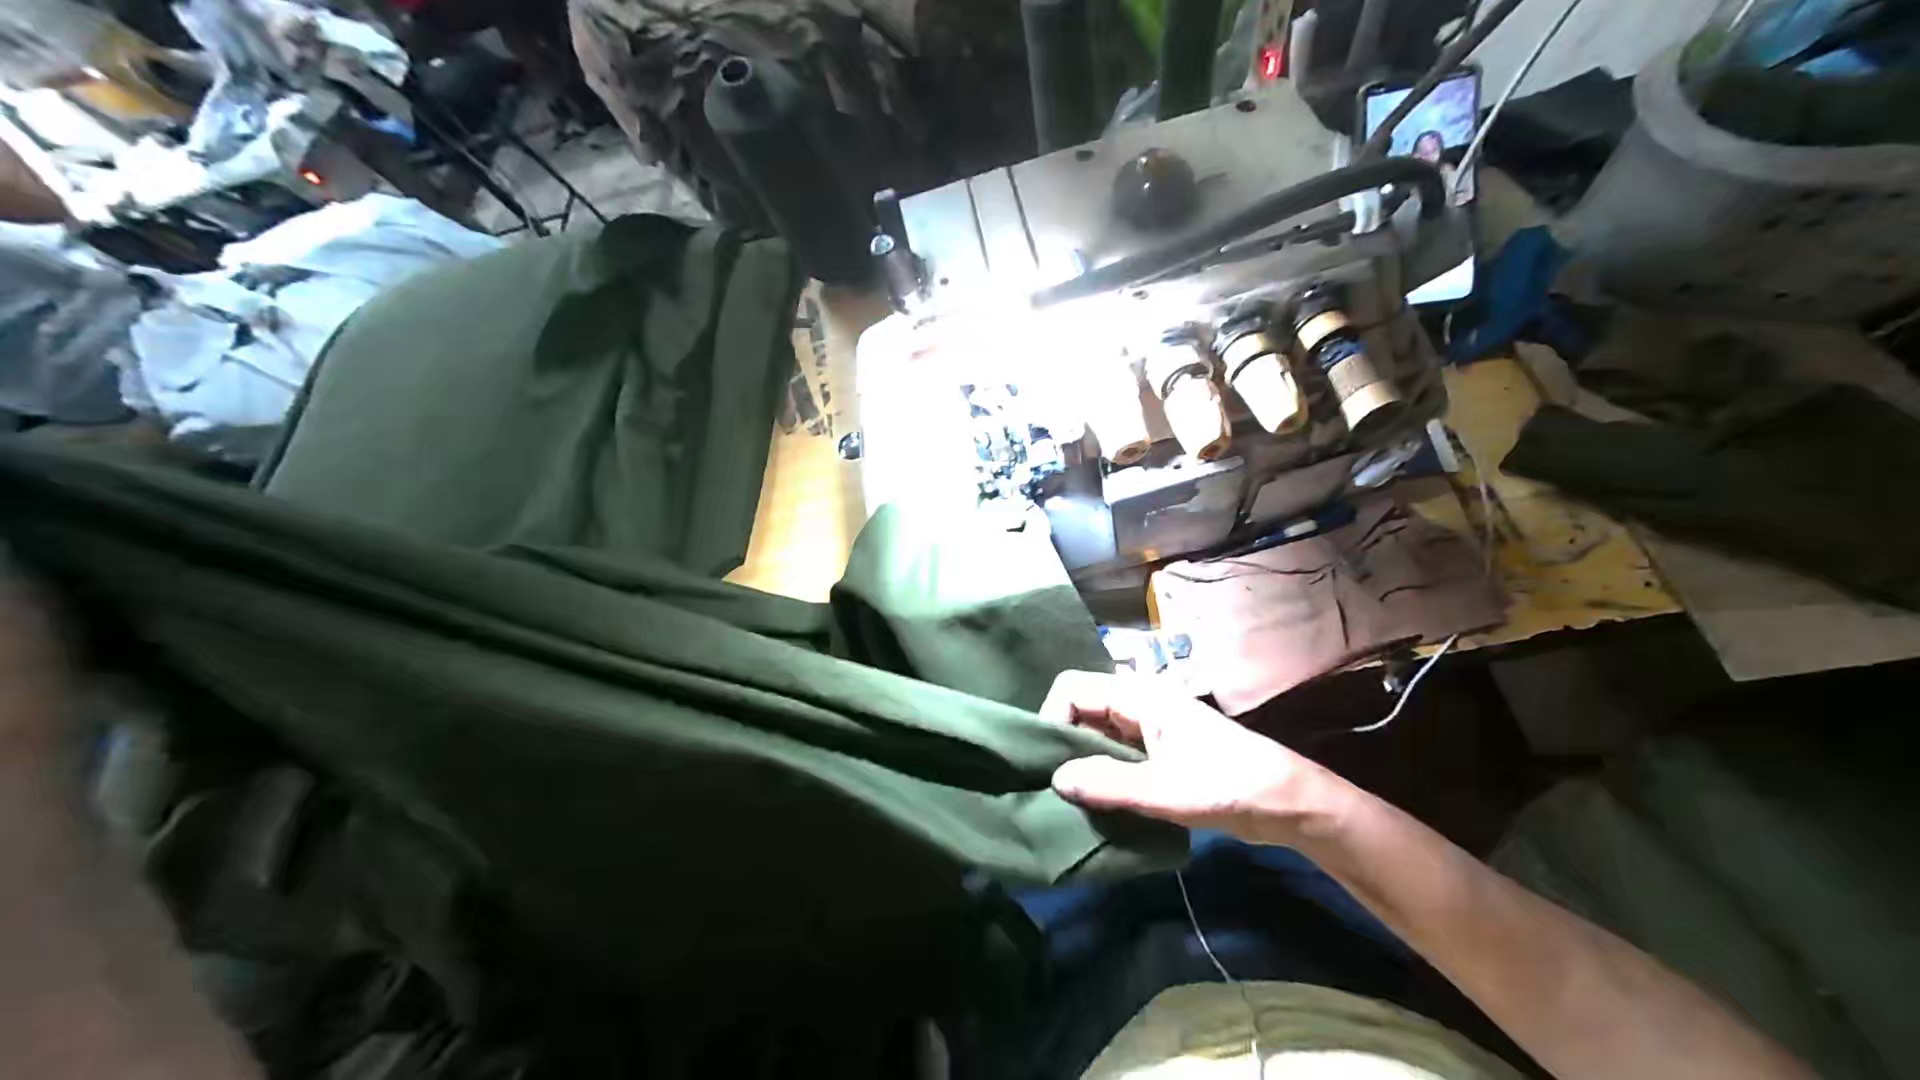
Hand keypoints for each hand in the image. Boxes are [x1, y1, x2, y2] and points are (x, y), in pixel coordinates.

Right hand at [1043, 670, 1351, 846]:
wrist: (1287, 803)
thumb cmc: (1227, 785)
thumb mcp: (1164, 790)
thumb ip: (1107, 783)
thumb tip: (1056, 779)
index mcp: (1139, 696)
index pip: (1072, 688)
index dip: (1052, 718)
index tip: (1049, 762)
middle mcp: (1138, 703)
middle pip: (1081, 708)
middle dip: (1063, 742)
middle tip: (1053, 784)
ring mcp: (1148, 726)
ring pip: (1096, 732)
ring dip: (1083, 760)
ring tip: (1072, 797)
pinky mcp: (1157, 750)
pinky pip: (1113, 751)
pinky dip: (1101, 771)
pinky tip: (1098, 800)